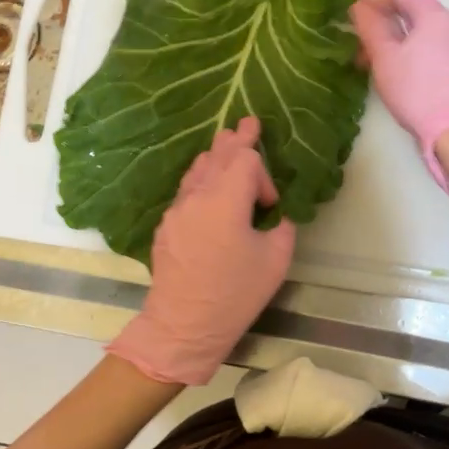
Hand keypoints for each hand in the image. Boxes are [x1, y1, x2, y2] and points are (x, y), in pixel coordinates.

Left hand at [108, 117, 295, 385]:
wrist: (184, 325)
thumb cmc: (234, 294)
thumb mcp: (275, 260)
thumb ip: (282, 227)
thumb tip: (278, 217)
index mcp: (225, 200)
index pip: (245, 160)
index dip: (262, 173)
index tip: (270, 203)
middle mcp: (197, 197)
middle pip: (217, 155)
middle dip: (235, 140)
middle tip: (247, 122)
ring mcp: (176, 211)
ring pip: (196, 171)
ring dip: (214, 157)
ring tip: (224, 143)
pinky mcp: (166, 228)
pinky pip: (186, 192)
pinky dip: (200, 180)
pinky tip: (205, 184)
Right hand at [350, 0, 448, 194]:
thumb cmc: (417, 90)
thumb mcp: (385, 58)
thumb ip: (371, 28)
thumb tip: (360, 6)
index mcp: (437, 17)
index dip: (380, 0)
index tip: (360, 18)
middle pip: (419, 16)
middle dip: (388, 28)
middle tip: (365, 50)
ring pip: (429, 39)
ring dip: (402, 47)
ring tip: (383, 70)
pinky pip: (440, 56)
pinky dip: (419, 60)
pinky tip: (407, 82)